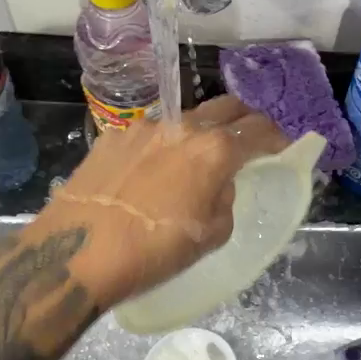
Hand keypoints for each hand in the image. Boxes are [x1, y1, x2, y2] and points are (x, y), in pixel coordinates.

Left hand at [45, 95, 288, 306]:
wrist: (77, 252)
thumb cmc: (154, 251)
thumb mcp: (211, 235)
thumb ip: (225, 198)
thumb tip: (218, 182)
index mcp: (215, 150)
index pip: (259, 130)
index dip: (277, 137)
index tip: (283, 146)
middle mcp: (182, 127)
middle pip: (226, 107)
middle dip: (245, 119)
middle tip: (250, 138)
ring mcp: (143, 127)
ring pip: (185, 117)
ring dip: (202, 129)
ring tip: (199, 154)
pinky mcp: (113, 136)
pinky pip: (150, 132)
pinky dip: (164, 143)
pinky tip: (154, 169)